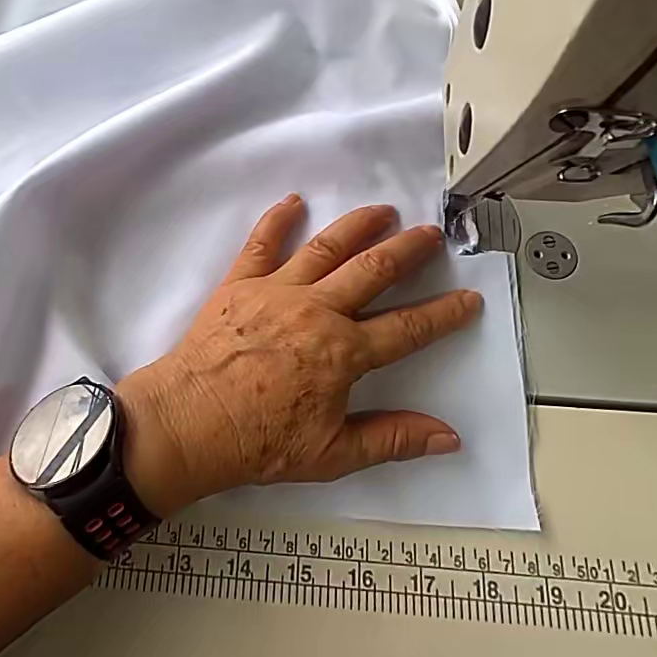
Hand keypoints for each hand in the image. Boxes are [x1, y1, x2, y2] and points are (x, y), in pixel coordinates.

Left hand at [117, 195, 482, 516]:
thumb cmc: (257, 442)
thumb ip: (391, 438)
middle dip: (407, 251)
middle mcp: (316, 312)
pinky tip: (292, 202)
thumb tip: (449, 437)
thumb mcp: (331, 454)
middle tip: (429, 235)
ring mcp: (276, 293)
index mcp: (343, 352)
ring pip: (326, 248)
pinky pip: (260, 245)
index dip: (443, 314)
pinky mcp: (238, 286)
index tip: (467, 299)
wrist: (189, 423)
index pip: (407, 329)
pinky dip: (277, 220)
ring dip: (358, 226)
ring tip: (382, 211)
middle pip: (372, 271)